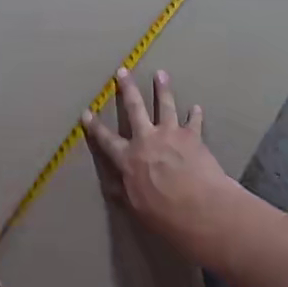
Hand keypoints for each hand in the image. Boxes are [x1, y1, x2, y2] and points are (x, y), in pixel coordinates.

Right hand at [82, 68, 242, 257]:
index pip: (106, 140)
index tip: (87, 113)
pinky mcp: (192, 136)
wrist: (200, 208)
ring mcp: (170, 134)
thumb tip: (114, 185)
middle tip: (123, 71)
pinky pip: (193, 122)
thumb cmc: (165, 215)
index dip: (95, 127)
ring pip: (164, 105)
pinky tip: (196, 108)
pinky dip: (194, 114)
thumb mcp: (137, 208)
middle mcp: (147, 140)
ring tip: (161, 73)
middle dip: (127, 89)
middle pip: (134, 108)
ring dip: (162, 88)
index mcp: (129, 159)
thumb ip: (126, 191)